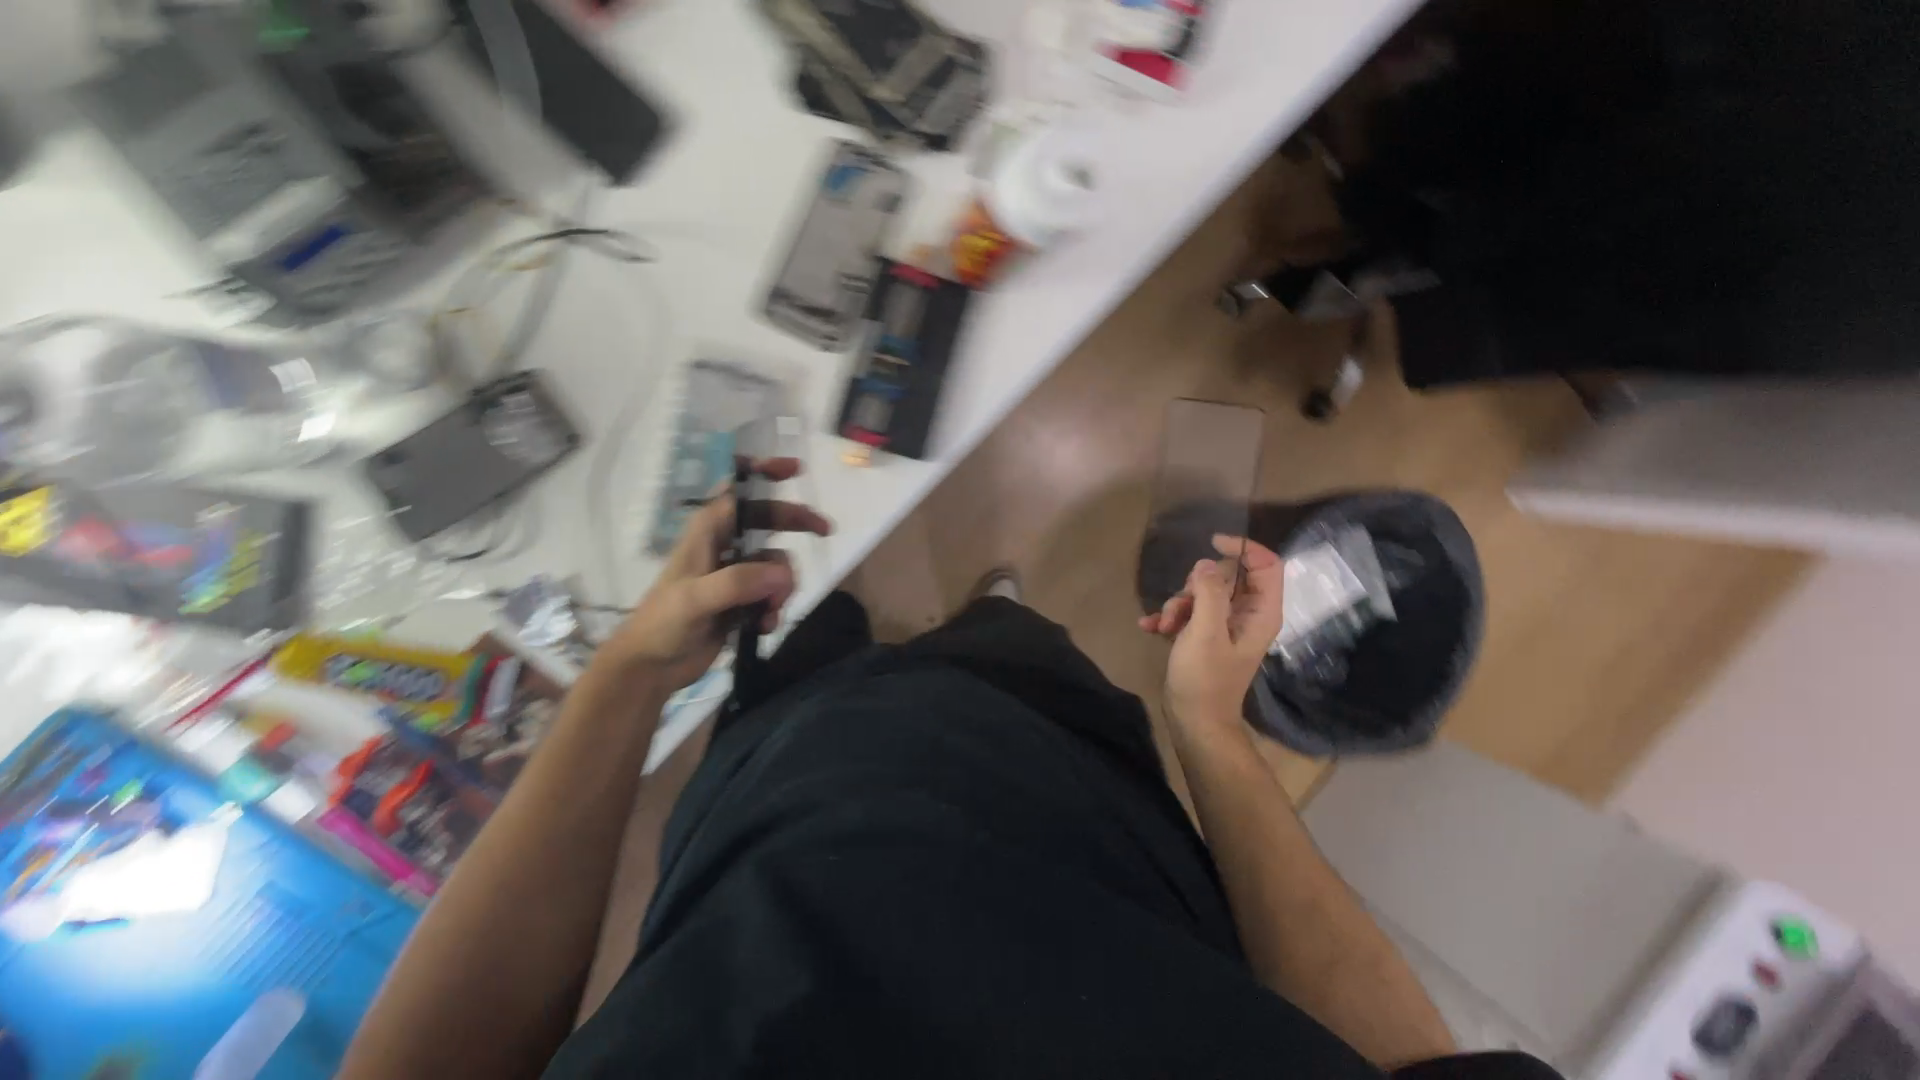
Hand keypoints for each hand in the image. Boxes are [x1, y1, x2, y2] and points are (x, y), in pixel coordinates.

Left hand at [598, 458, 832, 690]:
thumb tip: (783, 573)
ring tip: (769, 611)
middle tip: (824, 530)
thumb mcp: (694, 599)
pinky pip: (774, 594)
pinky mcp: (743, 602)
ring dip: (782, 587)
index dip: (762, 473)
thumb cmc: (662, 624)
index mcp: (706, 533)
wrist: (652, 668)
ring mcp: (735, 575)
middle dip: (795, 523)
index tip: (794, 470)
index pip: (737, 491)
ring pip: (777, 564)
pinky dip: (775, 609)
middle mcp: (723, 547)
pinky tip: (764, 626)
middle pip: (768, 520)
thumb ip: (737, 582)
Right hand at [1138, 535, 1285, 730]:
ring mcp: (1226, 626)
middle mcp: (1248, 615)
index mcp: (1261, 613)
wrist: (1195, 723)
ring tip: (1165, 625)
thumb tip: (1207, 564)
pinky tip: (1151, 627)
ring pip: (1202, 593)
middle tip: (1183, 602)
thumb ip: (1208, 593)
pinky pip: (1189, 612)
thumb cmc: (1205, 679)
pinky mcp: (1205, 637)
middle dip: (1197, 583)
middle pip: (1228, 576)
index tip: (1213, 543)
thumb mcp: (1205, 632)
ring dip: (1178, 603)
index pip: (1267, 564)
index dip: (1244, 548)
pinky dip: (1170, 616)